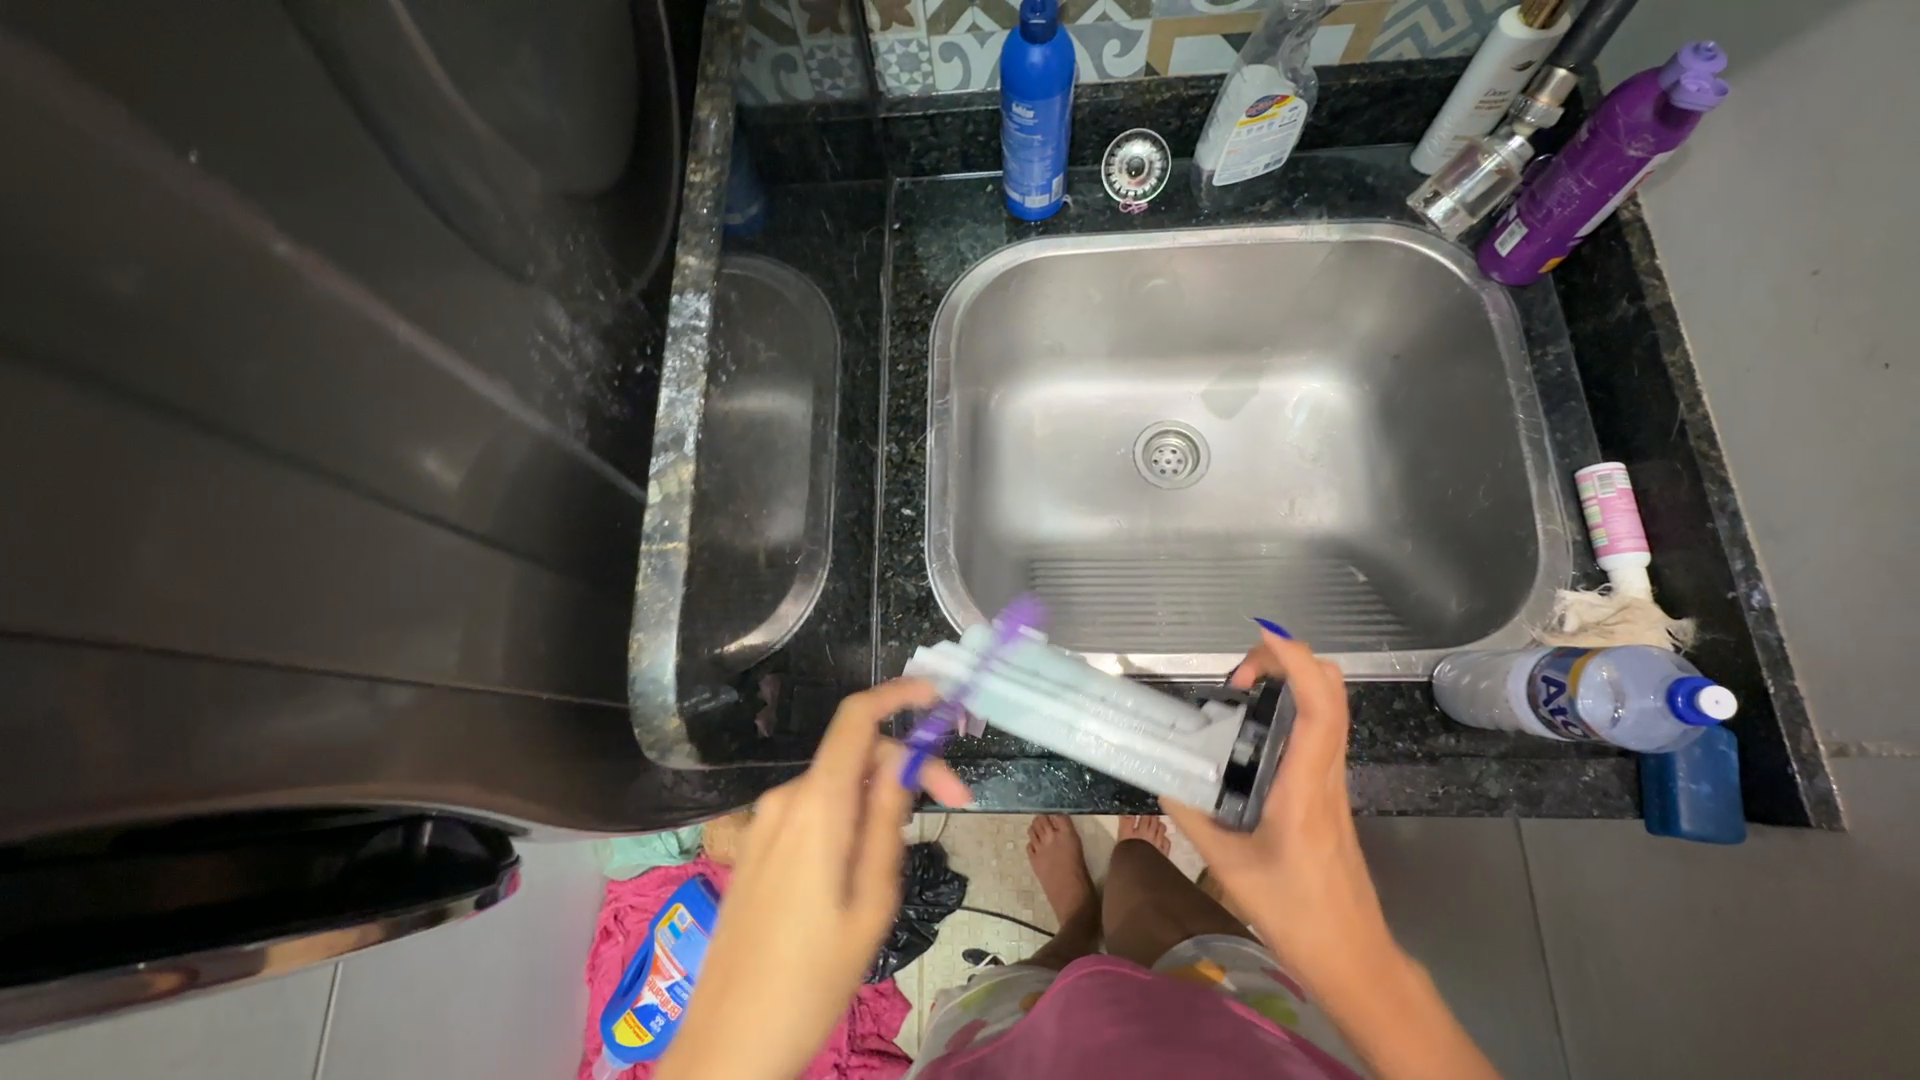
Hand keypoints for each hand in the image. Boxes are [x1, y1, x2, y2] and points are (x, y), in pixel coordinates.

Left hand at [658, 679, 971, 1079]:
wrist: (729, 1043)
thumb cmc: (812, 980)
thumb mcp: (871, 901)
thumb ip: (888, 820)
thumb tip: (905, 761)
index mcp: (816, 806)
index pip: (856, 717)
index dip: (900, 696)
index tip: (940, 699)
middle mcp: (785, 801)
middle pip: (855, 756)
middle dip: (906, 770)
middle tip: (956, 807)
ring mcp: (764, 824)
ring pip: (837, 787)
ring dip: (878, 801)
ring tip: (901, 861)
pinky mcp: (756, 848)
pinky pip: (813, 812)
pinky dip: (849, 819)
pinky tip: (861, 868)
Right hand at [1163, 631, 1499, 1079]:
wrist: (1352, 954)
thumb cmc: (1294, 912)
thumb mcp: (1229, 865)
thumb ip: (1192, 815)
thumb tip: (1163, 778)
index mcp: (1306, 784)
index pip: (1319, 705)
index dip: (1295, 660)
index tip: (1258, 638)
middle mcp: (1327, 772)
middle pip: (1333, 691)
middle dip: (1290, 659)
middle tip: (1240, 673)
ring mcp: (1333, 780)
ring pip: (1331, 707)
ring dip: (1293, 680)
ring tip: (1243, 691)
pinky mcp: (1329, 792)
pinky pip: (1322, 729)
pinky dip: (1295, 706)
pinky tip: (1256, 727)